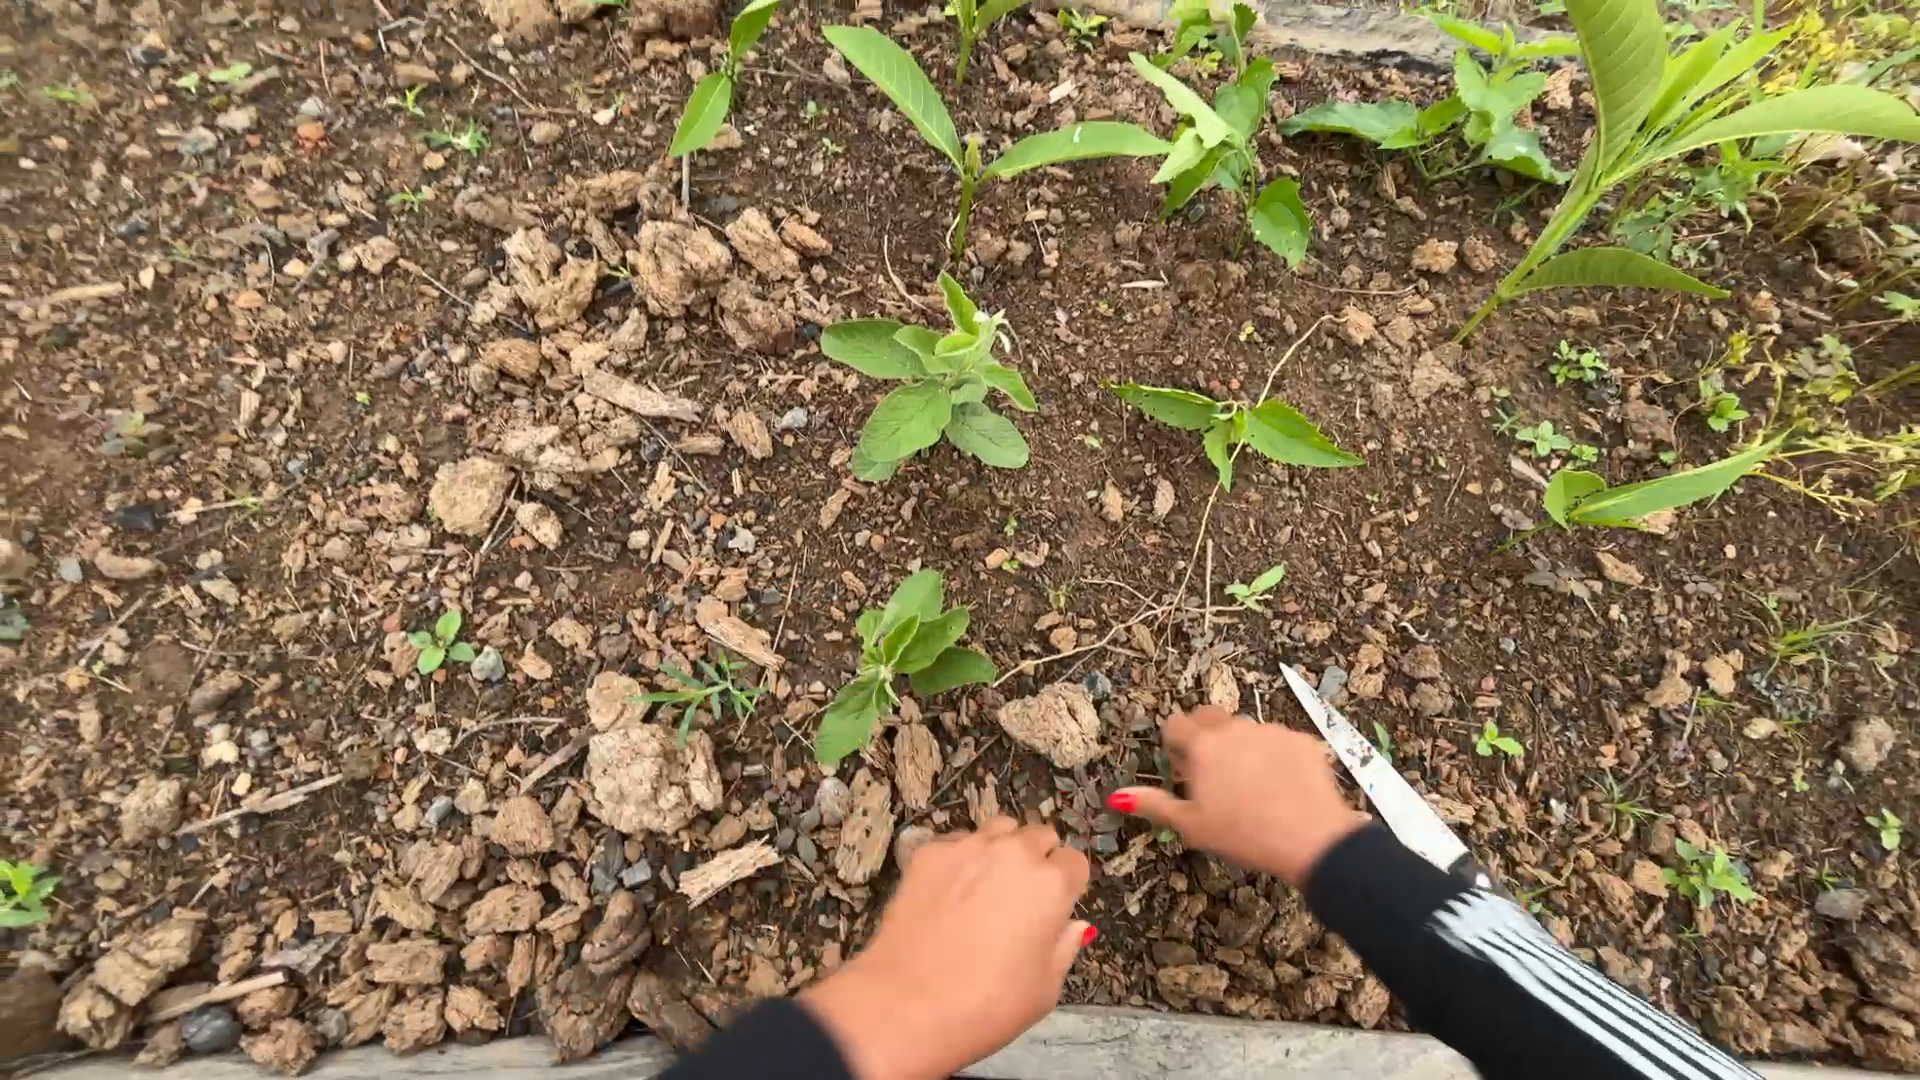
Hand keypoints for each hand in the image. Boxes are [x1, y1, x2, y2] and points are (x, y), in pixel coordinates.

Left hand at [798, 817, 1092, 1079]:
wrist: (908, 1002)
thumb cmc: (986, 1005)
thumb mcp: (1044, 990)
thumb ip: (1065, 946)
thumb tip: (1074, 923)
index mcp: (1050, 884)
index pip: (1075, 861)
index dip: (1068, 884)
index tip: (1056, 904)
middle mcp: (1013, 853)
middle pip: (1039, 835)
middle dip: (1038, 859)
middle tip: (1022, 896)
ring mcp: (969, 846)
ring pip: (1000, 828)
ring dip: (1003, 848)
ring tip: (988, 885)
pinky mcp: (932, 851)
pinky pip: (959, 841)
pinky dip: (963, 858)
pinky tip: (951, 892)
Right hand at [1106, 705, 1364, 887]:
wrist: (1314, 841)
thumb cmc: (1244, 835)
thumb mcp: (1191, 826)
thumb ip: (1153, 805)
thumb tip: (1115, 796)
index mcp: (1201, 745)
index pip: (1174, 724)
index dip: (1175, 744)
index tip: (1184, 768)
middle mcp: (1232, 728)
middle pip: (1208, 717)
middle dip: (1205, 736)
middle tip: (1214, 773)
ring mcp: (1269, 731)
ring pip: (1244, 730)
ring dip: (1240, 746)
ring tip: (1253, 785)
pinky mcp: (1300, 739)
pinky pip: (1278, 740)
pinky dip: (1274, 756)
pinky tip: (1281, 786)